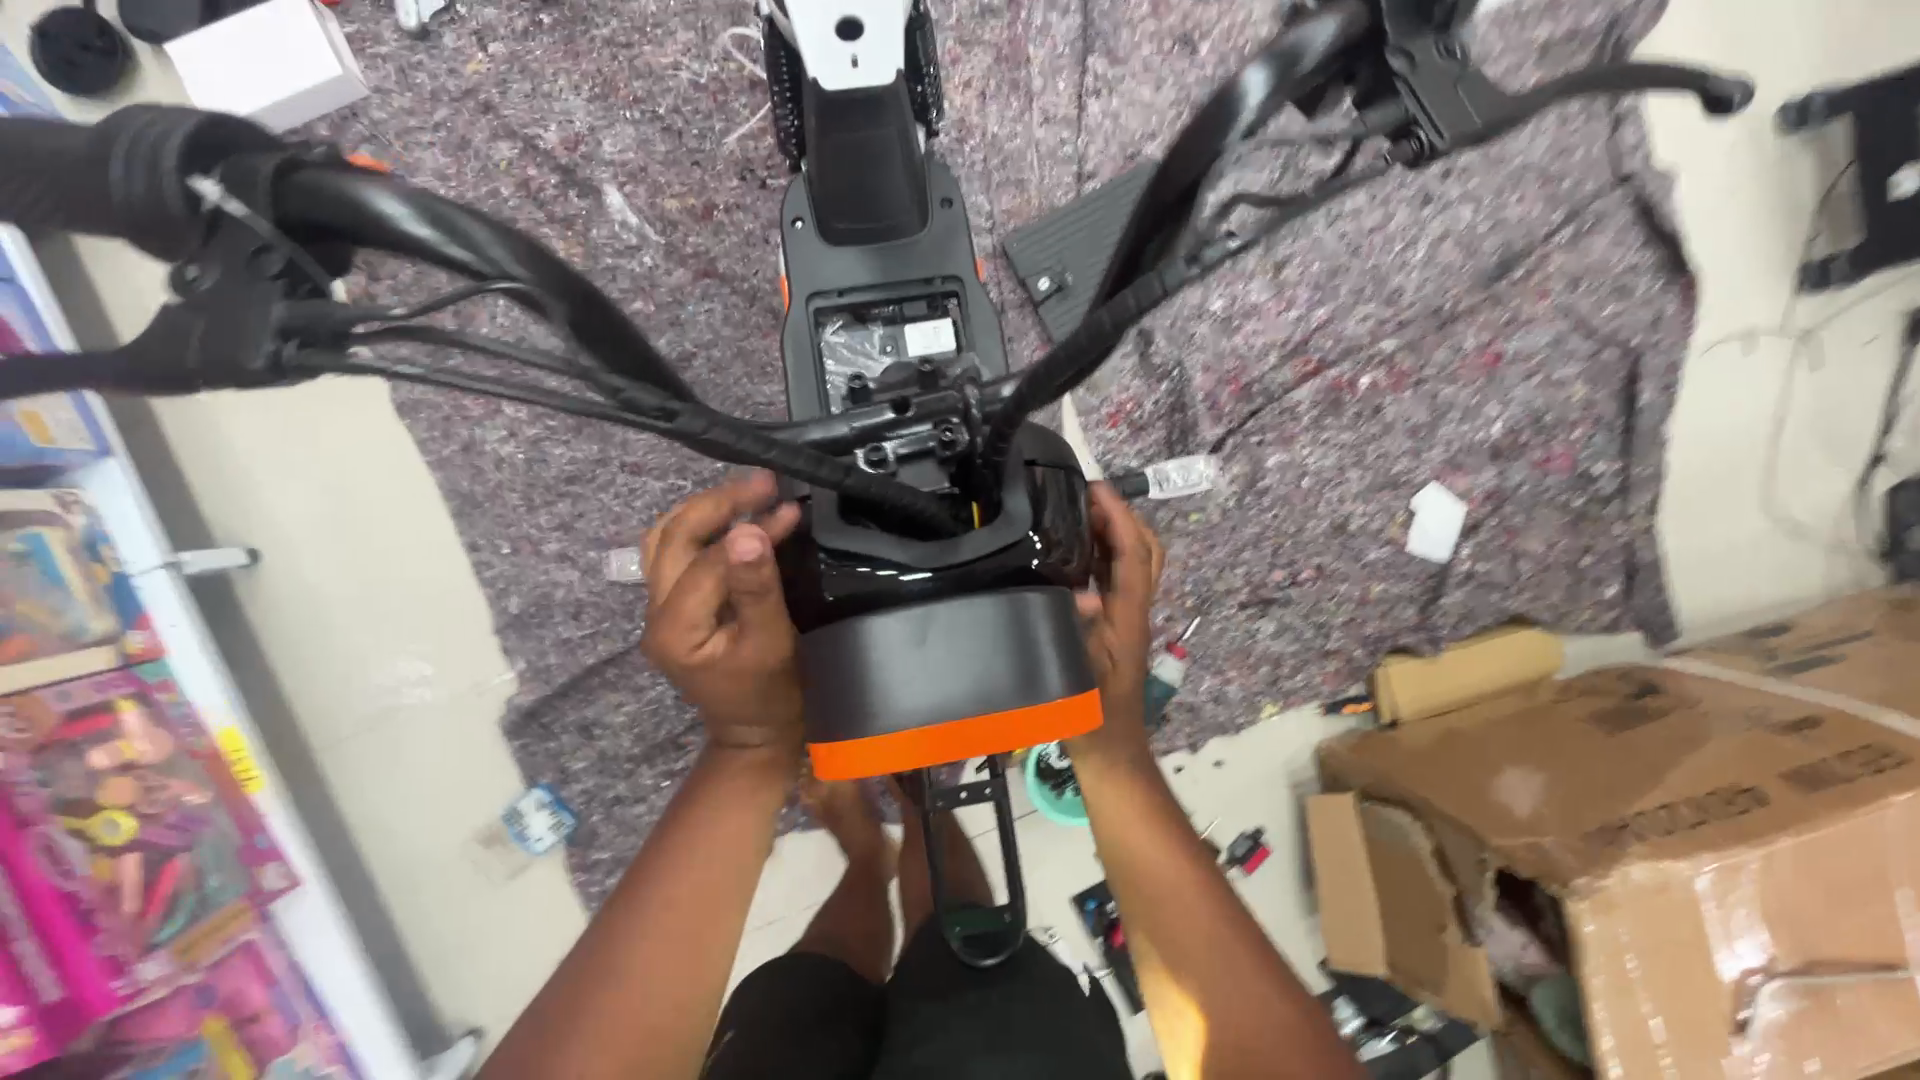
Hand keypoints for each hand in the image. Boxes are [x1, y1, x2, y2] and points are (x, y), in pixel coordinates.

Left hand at [641, 472, 804, 756]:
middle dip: (718, 502)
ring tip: (747, 492)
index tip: (788, 507)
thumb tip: (747, 532)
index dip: (749, 529)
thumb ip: (757, 588)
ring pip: (666, 540)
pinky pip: (676, 554)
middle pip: (673, 536)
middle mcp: (655, 613)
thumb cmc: (768, 695)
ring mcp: (660, 610)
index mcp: (675, 626)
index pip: (708, 559)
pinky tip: (731, 518)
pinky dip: (701, 528)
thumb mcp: (771, 644)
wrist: (754, 736)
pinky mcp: (674, 609)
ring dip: (704, 510)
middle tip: (764, 481)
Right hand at [1067, 482, 1164, 761]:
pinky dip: (1101, 556)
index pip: (1133, 552)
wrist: (1108, 750)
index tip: (1094, 487)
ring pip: (1134, 562)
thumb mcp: (1078, 675)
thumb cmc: (1090, 716)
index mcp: (1128, 615)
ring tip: (1077, 514)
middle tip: (1086, 497)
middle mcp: (1135, 609)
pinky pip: (1116, 579)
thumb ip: (1080, 634)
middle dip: (1123, 516)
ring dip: (1113, 533)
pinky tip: (1071, 555)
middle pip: (1146, 550)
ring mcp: (1128, 618)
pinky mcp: (1117, 627)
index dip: (1117, 516)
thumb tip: (1081, 594)